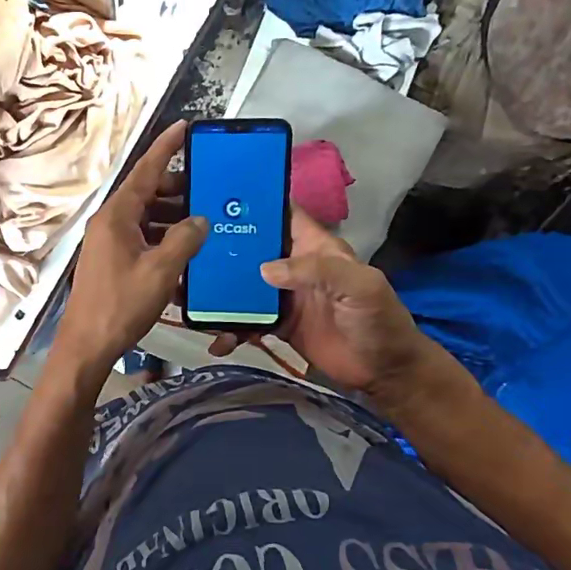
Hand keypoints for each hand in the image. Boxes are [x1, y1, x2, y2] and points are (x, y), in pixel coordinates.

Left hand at [54, 121, 207, 369]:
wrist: (87, 342)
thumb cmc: (121, 304)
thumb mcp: (161, 270)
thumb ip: (184, 240)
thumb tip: (200, 220)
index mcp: (116, 216)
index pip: (144, 171)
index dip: (166, 147)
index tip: (185, 126)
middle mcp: (109, 223)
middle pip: (146, 194)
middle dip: (178, 189)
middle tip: (210, 188)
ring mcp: (107, 243)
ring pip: (145, 218)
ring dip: (173, 217)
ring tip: (206, 221)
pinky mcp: (110, 261)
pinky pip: (141, 239)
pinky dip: (162, 240)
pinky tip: (186, 251)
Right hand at [209, 208, 435, 395]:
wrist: (384, 372)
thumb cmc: (379, 321)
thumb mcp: (359, 286)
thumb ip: (318, 271)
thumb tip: (263, 270)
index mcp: (315, 248)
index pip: (283, 215)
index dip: (256, 203)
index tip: (217, 197)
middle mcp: (293, 266)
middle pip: (251, 250)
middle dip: (221, 249)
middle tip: (186, 250)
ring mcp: (281, 296)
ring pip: (240, 286)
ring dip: (217, 293)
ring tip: (190, 300)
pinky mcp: (274, 324)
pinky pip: (244, 322)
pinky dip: (229, 331)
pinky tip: (218, 342)